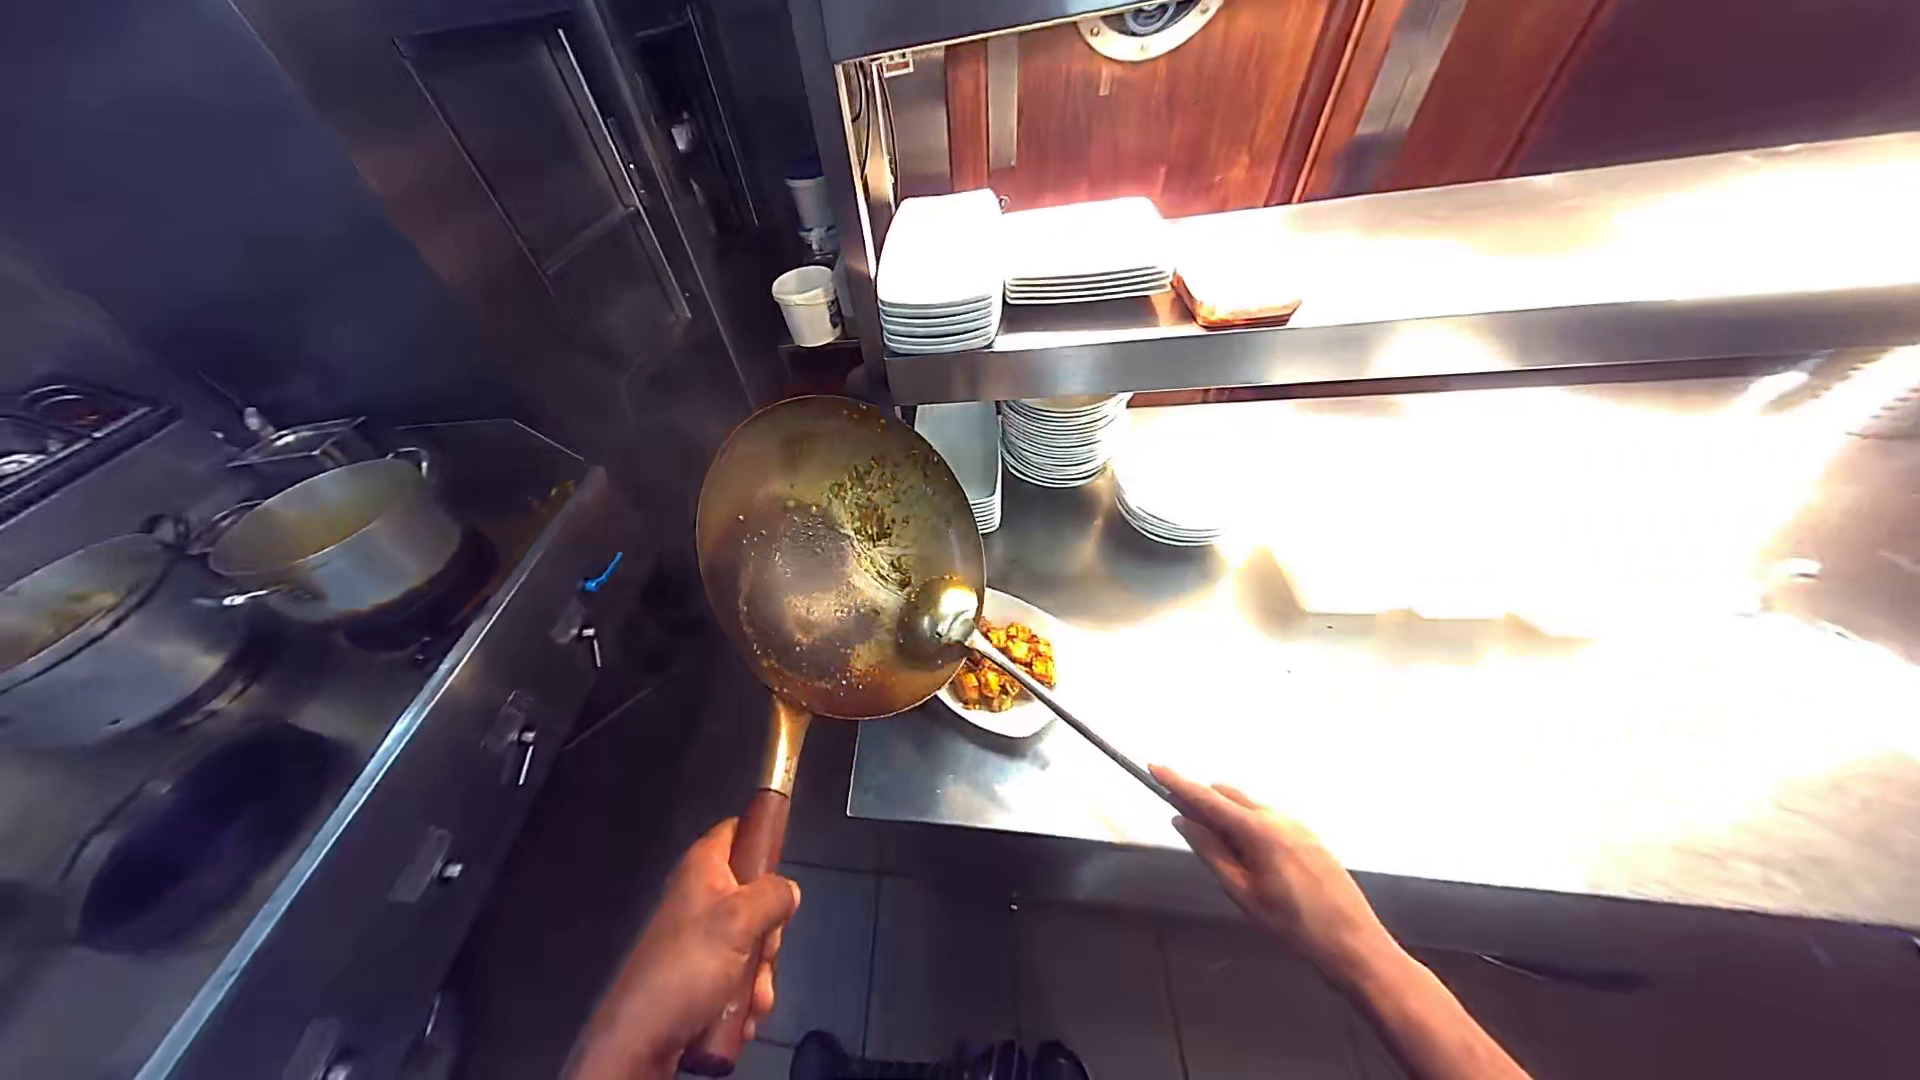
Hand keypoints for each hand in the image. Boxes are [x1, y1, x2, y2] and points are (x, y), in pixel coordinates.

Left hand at [567, 819, 801, 1079]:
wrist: (635, 1046)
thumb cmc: (687, 968)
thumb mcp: (741, 919)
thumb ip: (774, 895)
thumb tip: (789, 890)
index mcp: (704, 867)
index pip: (738, 829)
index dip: (763, 837)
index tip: (783, 863)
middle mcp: (702, 896)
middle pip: (756, 891)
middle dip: (771, 927)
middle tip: (765, 948)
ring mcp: (699, 938)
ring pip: (752, 937)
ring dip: (762, 969)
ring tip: (755, 996)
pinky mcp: (698, 975)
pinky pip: (738, 971)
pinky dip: (746, 992)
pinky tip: (745, 1014)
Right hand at [1152, 765, 1396, 985]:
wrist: (1357, 947)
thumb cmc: (1294, 926)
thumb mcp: (1241, 892)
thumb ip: (1209, 851)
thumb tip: (1183, 821)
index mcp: (1256, 830)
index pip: (1206, 798)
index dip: (1177, 782)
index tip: (1154, 766)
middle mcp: (1276, 817)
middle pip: (1226, 795)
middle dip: (1202, 802)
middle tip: (1186, 826)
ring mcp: (1295, 824)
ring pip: (1246, 806)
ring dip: (1226, 816)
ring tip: (1225, 856)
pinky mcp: (1308, 836)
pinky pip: (1266, 818)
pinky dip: (1247, 826)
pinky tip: (1252, 860)